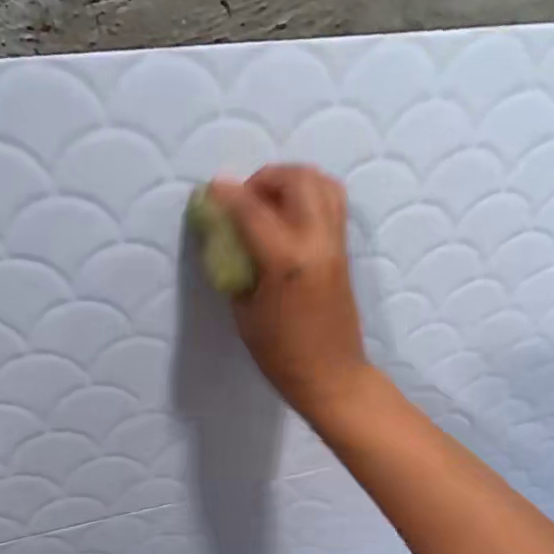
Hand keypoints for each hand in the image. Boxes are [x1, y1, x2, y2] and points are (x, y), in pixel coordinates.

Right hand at [207, 164, 375, 418]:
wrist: (331, 375)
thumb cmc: (280, 353)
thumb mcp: (244, 311)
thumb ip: (235, 265)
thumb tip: (224, 236)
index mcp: (286, 261)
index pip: (252, 210)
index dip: (227, 194)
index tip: (210, 189)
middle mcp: (316, 242)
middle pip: (297, 180)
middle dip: (265, 178)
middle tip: (244, 199)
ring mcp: (335, 243)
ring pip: (322, 183)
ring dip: (291, 181)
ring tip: (267, 203)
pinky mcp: (343, 249)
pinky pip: (331, 202)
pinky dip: (308, 194)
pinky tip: (287, 218)